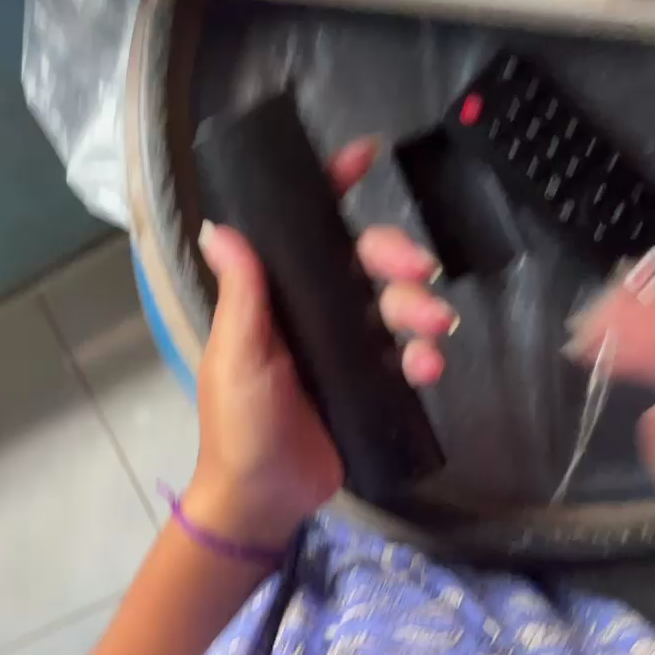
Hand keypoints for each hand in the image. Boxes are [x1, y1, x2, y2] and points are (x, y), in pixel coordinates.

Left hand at [188, 137, 448, 548]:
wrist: (264, 497)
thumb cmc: (239, 425)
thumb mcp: (237, 355)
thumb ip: (241, 294)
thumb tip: (220, 227)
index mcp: (275, 301)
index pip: (303, 235)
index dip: (330, 191)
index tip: (363, 157)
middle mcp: (312, 316)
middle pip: (365, 265)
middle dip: (397, 258)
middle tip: (421, 272)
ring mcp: (344, 350)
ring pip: (393, 307)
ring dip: (420, 309)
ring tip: (435, 328)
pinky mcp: (369, 386)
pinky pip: (404, 358)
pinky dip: (422, 357)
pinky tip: (429, 368)